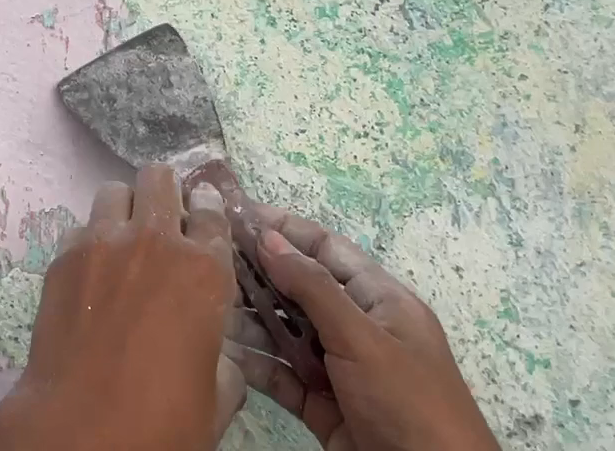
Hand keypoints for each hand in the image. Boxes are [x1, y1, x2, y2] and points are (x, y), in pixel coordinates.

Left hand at [0, 165, 241, 450]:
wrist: (84, 423)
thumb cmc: (164, 418)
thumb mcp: (218, 393)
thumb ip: (220, 352)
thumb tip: (211, 343)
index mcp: (204, 271)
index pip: (213, 213)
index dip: (210, 207)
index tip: (204, 207)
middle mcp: (154, 242)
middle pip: (159, 179)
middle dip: (165, 191)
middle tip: (164, 216)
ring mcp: (103, 241)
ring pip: (114, 191)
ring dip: (125, 207)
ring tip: (125, 237)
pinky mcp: (64, 253)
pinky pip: (82, 228)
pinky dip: (92, 240)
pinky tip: (94, 271)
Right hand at [222, 202, 499, 450]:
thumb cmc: (409, 404)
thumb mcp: (362, 338)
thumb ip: (312, 286)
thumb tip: (266, 235)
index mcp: (380, 301)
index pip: (326, 247)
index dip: (283, 226)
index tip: (234, 210)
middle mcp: (357, 328)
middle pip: (299, 286)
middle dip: (256, 269)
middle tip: (206, 253)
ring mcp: (338, 367)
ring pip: (284, 329)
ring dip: (248, 316)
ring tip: (205, 301)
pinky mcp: (320, 404)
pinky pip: (280, 373)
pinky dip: (253, 361)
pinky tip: (221, 348)